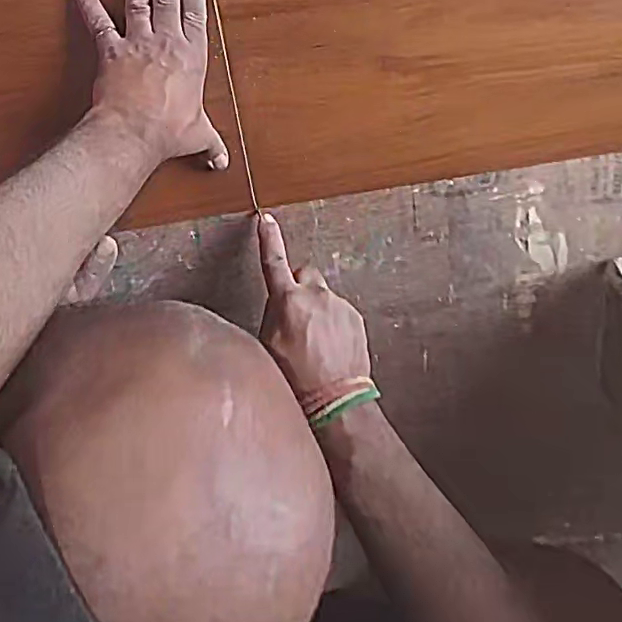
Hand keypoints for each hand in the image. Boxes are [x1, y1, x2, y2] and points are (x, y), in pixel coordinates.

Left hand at [72, 0, 230, 169]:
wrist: (134, 133)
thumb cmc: (168, 132)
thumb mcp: (196, 137)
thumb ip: (209, 144)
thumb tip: (221, 163)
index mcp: (192, 56)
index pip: (195, 13)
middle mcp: (167, 42)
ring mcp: (138, 43)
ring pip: (138, 0)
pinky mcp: (111, 52)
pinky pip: (99, 23)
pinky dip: (89, 5)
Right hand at [256, 213, 371, 396]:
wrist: (335, 401)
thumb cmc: (296, 376)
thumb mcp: (267, 343)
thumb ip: (272, 313)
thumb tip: (279, 302)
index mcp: (288, 300)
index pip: (274, 261)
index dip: (269, 238)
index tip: (266, 220)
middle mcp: (316, 296)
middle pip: (304, 274)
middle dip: (299, 288)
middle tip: (294, 316)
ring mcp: (339, 306)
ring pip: (322, 296)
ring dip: (316, 309)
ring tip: (312, 341)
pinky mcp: (355, 317)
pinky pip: (337, 311)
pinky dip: (332, 322)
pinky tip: (327, 346)